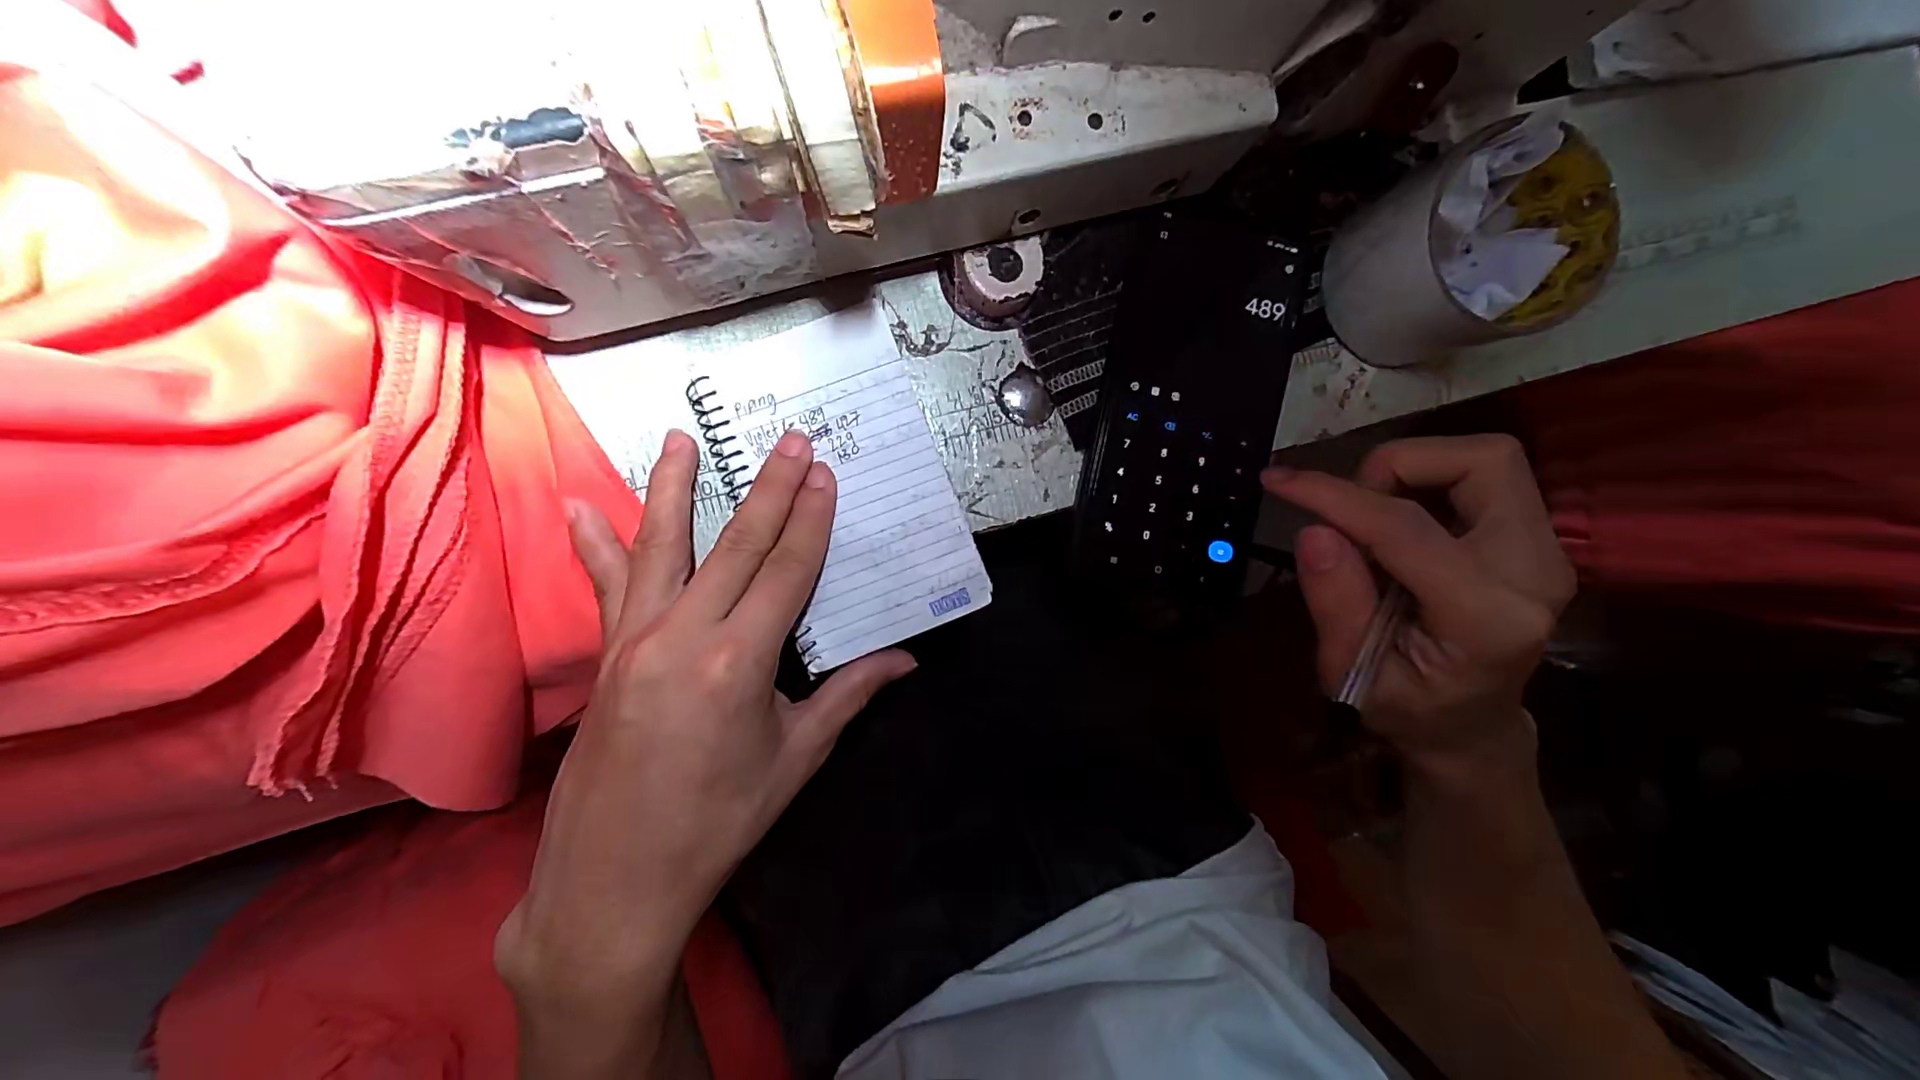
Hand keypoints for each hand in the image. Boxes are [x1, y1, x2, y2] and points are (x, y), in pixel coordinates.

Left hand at [498, 429, 915, 1000]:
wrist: (615, 879)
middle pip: (736, 545)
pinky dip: (595, 545)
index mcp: (738, 662)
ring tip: (679, 438)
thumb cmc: (718, 822)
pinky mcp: (606, 655)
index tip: (822, 472)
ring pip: (661, 547)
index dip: (810, 518)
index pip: (786, 570)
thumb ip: (847, 695)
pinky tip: (579, 508)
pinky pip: (607, 588)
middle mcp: (682, 635)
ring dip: (674, 487)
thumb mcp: (795, 758)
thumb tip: (904, 660)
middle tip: (789, 440)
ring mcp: (635, 640)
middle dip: (768, 488)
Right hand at [1262, 435, 1574, 772]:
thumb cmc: (1406, 708)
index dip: (1334, 496)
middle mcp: (1534, 573)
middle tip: (1350, 509)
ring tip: (1370, 517)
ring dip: (1414, 471)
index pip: (1405, 528)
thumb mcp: (1350, 672)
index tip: (1278, 480)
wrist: (1469, 726)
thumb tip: (1313, 531)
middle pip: (1481, 461)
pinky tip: (1395, 525)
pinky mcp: (1537, 540)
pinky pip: (1484, 479)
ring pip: (1487, 459)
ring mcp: (1547, 553)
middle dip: (1398, 465)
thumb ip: (1336, 604)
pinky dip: (1427, 483)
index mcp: (1486, 618)